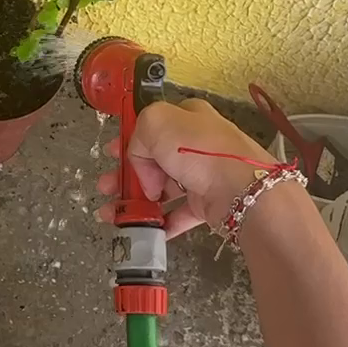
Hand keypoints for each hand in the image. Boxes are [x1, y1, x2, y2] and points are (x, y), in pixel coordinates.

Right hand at [98, 99, 276, 237]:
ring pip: (161, 189)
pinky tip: (143, 228)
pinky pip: (177, 214)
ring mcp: (202, 174)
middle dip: (126, 175)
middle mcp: (196, 144)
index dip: (128, 140)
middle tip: (106, 187)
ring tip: (113, 214)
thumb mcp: (155, 122)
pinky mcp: (207, 202)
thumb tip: (141, 164)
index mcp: (187, 118)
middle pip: (152, 159)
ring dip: (135, 201)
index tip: (111, 155)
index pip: (151, 126)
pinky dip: (159, 222)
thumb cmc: (198, 149)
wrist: (240, 189)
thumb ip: (136, 136)